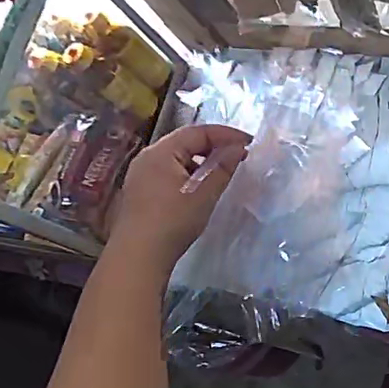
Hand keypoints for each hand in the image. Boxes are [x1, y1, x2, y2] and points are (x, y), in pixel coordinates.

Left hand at [104, 124, 249, 272]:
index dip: (226, 134)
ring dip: (202, 160)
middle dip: (215, 145)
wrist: (138, 255)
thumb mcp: (204, 194)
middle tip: (240, 155)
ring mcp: (142, 174)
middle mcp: (148, 157)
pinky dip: (190, 172)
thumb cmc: (173, 221)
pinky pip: (170, 171)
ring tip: (224, 171)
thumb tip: (237, 148)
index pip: (197, 132)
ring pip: (178, 157)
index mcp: (161, 152)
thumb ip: (222, 168)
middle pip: (185, 141)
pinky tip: (202, 187)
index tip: (249, 142)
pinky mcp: (142, 190)